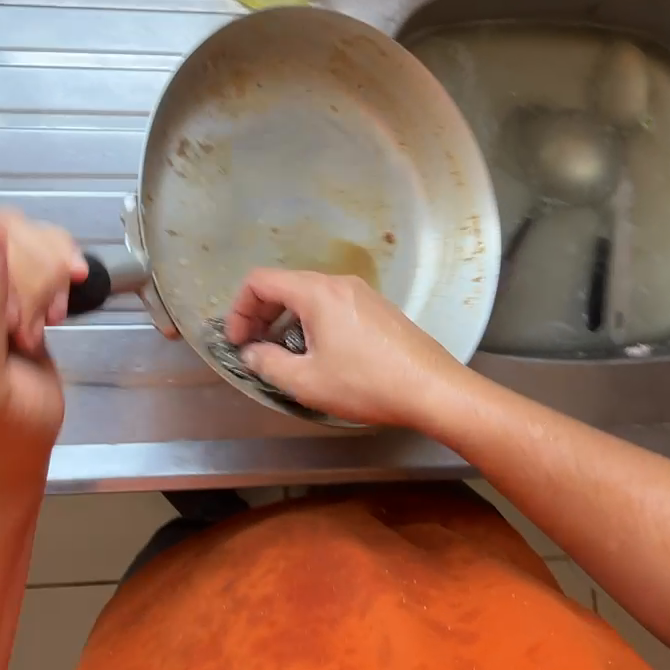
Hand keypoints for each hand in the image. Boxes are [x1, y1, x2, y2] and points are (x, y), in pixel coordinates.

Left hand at [0, 209, 80, 488]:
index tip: (5, 321)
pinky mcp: (3, 277)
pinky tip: (63, 301)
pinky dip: (61, 262)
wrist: (15, 456)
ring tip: (48, 320)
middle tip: (28, 330)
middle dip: (21, 274)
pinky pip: (36, 238)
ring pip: (11, 228)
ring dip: (45, 270)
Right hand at [224, 269, 468, 427]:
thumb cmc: (366, 383)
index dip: (239, 309)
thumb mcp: (307, 381)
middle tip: (254, 348)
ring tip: (284, 355)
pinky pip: (332, 304)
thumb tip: (250, 353)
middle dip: (260, 315)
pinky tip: (320, 354)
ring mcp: (362, 292)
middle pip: (284, 285)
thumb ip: (268, 363)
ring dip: (286, 320)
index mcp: (317, 292)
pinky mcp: (377, 308)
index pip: (260, 281)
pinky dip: (312, 321)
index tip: (237, 342)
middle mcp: (338, 282)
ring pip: (309, 295)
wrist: (432, 389)